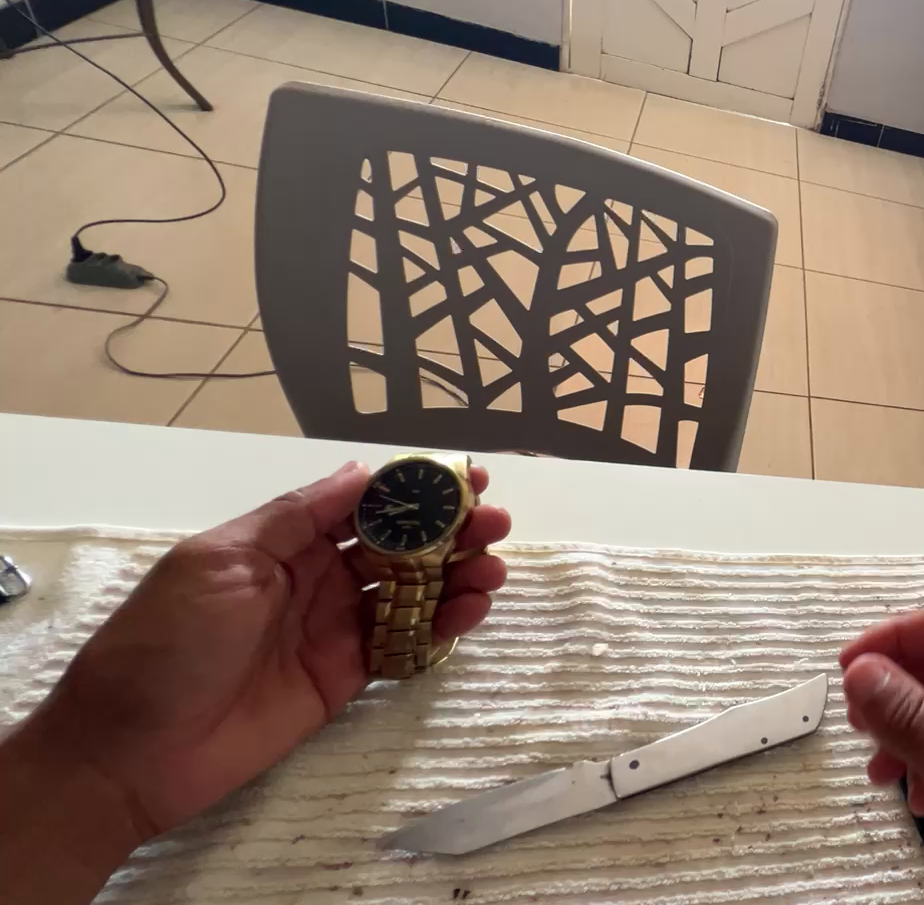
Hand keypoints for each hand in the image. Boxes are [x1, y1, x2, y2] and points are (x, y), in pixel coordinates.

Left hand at [0, 461, 510, 901]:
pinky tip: (471, 610)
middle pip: (411, 544)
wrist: (127, 755)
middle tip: (495, 525)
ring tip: (492, 571)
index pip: (373, 506)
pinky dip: (451, 621)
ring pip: (424, 587)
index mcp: (294, 546)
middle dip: (459, 529)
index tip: (470, 480)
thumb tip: (364, 470)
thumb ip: (296, 516)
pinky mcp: (360, 669)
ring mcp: (347, 624)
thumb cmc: (166, 643)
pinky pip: (417, 636)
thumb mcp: (218, 561)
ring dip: (465, 573)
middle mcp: (329, 578)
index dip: (423, 490)